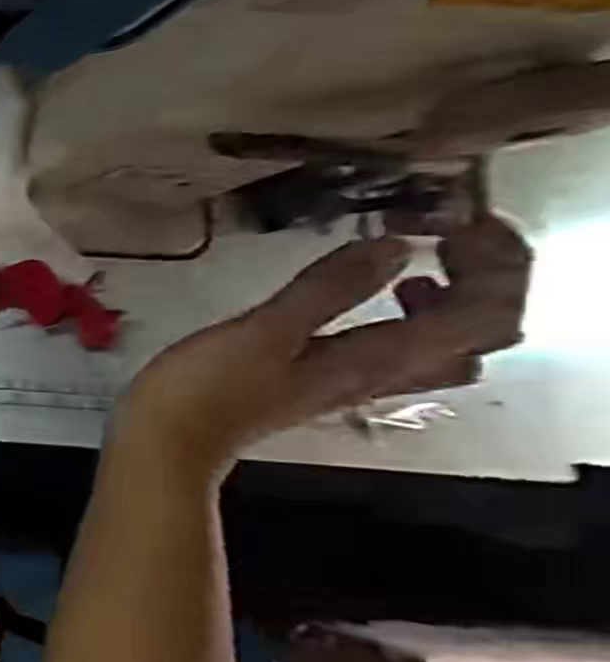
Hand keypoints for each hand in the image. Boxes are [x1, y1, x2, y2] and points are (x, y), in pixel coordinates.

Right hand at [116, 216, 531, 468]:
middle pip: (477, 332)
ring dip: (447, 301)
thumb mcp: (261, 331)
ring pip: (440, 345)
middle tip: (444, 237)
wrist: (166, 439)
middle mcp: (379, 373)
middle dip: (484, 279)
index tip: (456, 222)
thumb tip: (397, 246)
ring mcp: (348, 382)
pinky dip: (402, 318)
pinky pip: (394, 350)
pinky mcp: (316, 382)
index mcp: (376, 358)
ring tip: (410, 268)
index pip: (484, 314)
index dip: (496, 264)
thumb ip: (326, 289)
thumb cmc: (207, 387)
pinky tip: (362, 303)